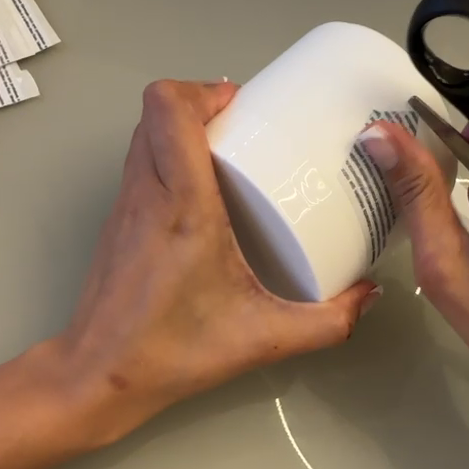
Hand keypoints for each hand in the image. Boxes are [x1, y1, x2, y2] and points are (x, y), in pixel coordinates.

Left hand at [57, 80, 380, 430]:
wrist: (100, 378)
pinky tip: (203, 203)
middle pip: (157, 111)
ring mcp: (123, 209)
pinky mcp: (115, 227)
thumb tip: (367, 294)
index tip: (245, 110)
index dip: (205, 91)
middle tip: (246, 133)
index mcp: (182, 206)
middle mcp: (146, 194)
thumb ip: (326, 322)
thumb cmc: (175, 353)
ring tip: (229, 161)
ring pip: (144, 137)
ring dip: (182, 133)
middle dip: (202, 106)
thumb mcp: (263, 339)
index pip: (171, 109)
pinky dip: (169, 163)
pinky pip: (140, 168)